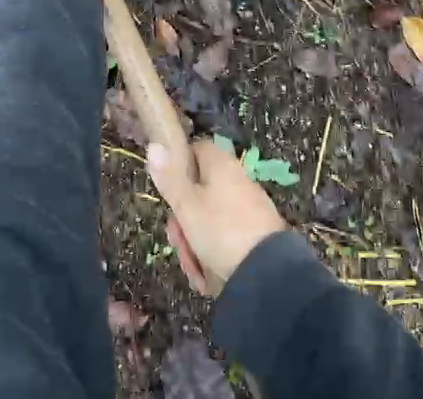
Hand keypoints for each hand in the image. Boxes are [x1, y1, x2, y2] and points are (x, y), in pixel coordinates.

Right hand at [147, 138, 288, 296]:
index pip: (196, 150)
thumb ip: (170, 177)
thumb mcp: (186, 205)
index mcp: (221, 165)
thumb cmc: (220, 230)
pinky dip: (213, 254)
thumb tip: (155, 145)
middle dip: (183, 220)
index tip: (168, 191)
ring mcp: (248, 208)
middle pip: (199, 192)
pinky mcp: (255, 233)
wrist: (267, 272)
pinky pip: (225, 238)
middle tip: (178, 240)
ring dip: (195, 243)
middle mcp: (237, 181)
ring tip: (194, 266)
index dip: (178, 167)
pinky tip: (208, 277)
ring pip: (209, 220)